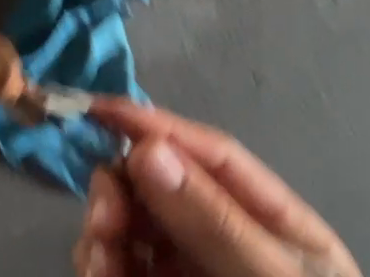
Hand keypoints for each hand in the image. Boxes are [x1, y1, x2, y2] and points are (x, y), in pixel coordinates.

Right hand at [77, 99, 360, 276]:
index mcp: (274, 225)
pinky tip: (97, 274)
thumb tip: (145, 149)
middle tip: (103, 220)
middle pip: (155, 180)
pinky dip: (96, 260)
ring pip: (125, 217)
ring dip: (101, 227)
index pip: (211, 156)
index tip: (97, 109)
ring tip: (99, 263)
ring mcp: (186, 267)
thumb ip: (216, 222)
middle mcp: (223, 236)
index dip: (157, 125)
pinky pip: (113, 259)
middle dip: (119, 189)